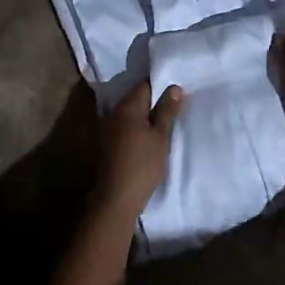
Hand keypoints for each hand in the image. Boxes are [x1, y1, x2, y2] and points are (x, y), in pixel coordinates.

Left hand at [95, 82, 183, 214]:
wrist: (115, 199)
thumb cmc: (142, 165)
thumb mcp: (160, 137)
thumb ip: (167, 111)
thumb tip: (174, 87)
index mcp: (127, 107)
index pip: (145, 85)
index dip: (162, 85)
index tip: (177, 90)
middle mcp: (114, 112)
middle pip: (136, 97)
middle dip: (155, 100)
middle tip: (175, 106)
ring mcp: (108, 128)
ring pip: (131, 113)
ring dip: (146, 114)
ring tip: (165, 121)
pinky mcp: (107, 143)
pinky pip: (125, 126)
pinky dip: (137, 126)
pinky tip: (149, 135)